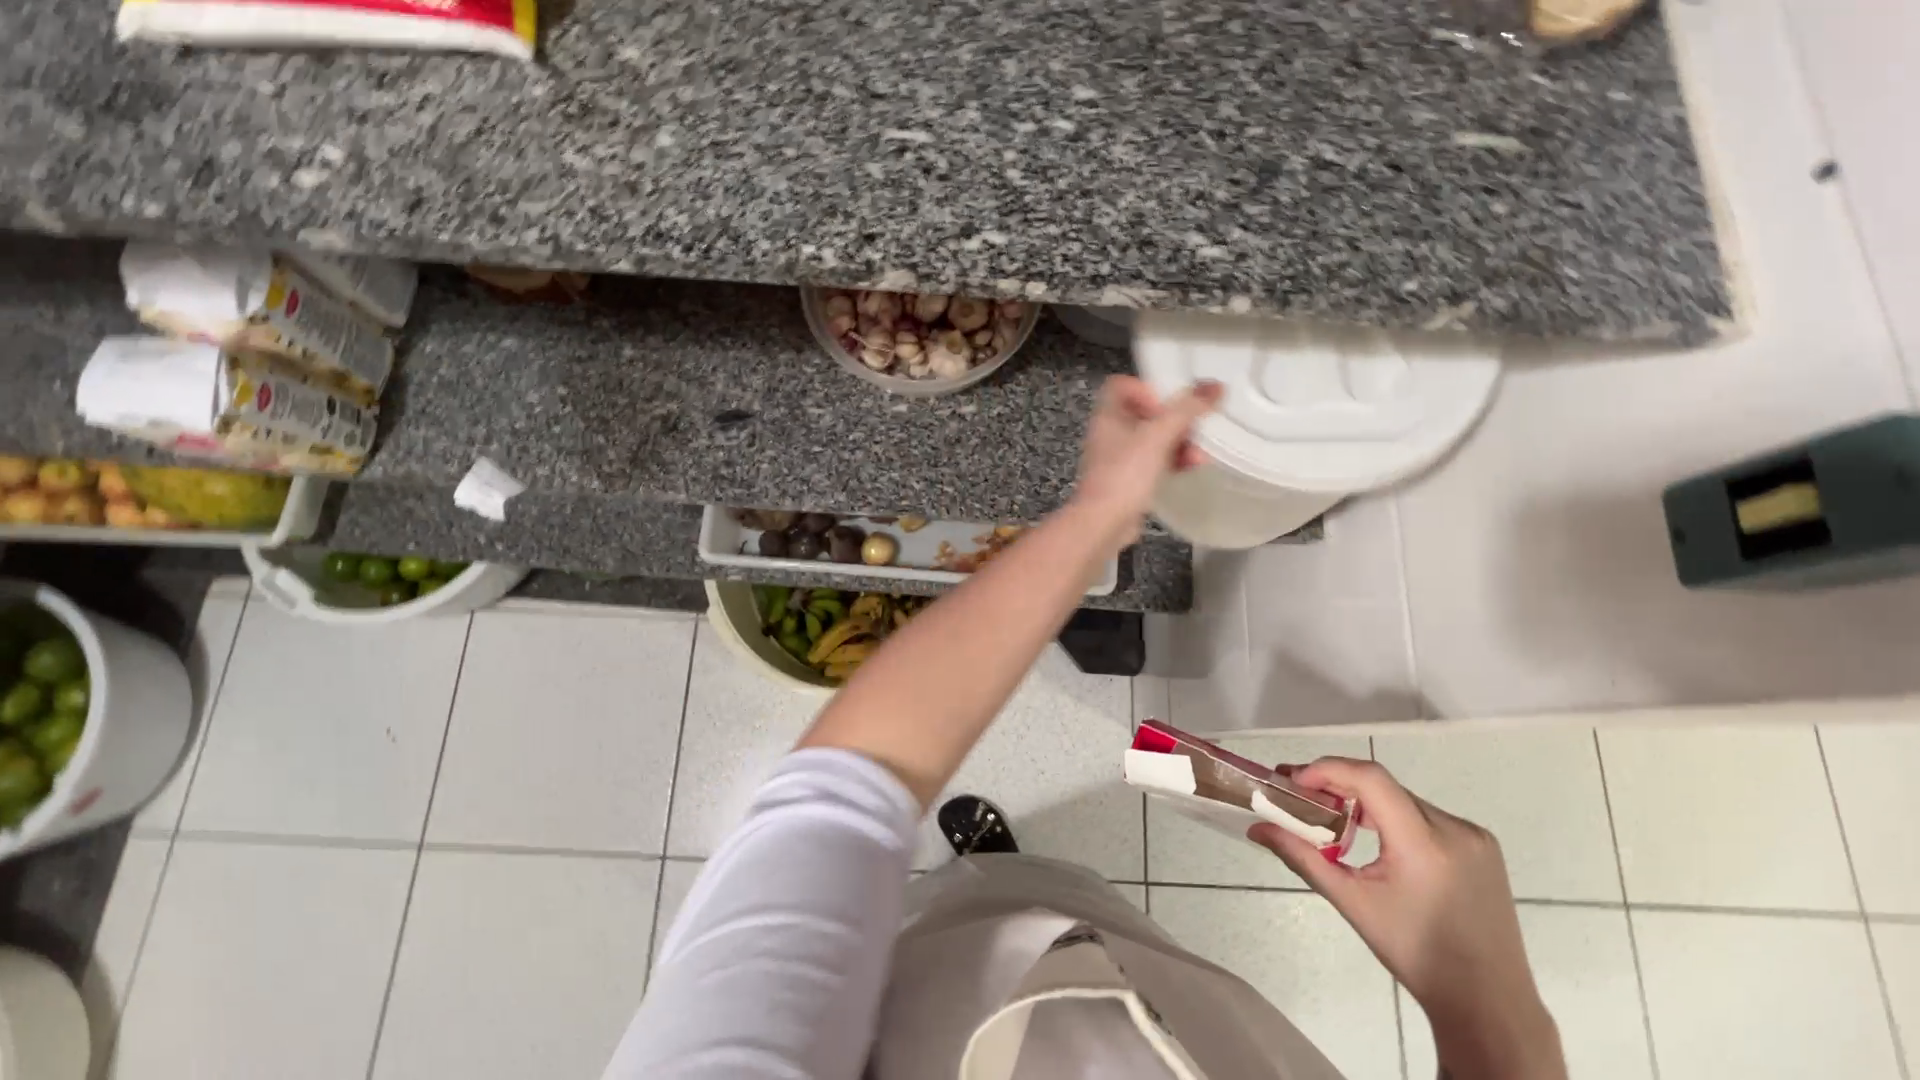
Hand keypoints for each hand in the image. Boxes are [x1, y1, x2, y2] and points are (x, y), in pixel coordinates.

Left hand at [1072, 376, 1221, 546]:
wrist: (1103, 523)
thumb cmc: (1124, 474)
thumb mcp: (1158, 436)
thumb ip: (1187, 409)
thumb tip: (1214, 386)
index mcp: (1108, 415)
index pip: (1122, 384)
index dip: (1147, 388)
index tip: (1168, 403)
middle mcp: (1110, 432)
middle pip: (1146, 412)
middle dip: (1175, 420)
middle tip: (1193, 429)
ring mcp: (1118, 458)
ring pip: (1154, 438)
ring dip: (1179, 442)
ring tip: (1198, 455)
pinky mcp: (1127, 480)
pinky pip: (1154, 461)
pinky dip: (1172, 461)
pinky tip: (1191, 467)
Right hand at [1249, 758, 1564, 1079]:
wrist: (1486, 998)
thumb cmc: (1414, 953)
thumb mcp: (1352, 903)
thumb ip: (1303, 858)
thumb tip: (1257, 828)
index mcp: (1424, 844)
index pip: (1371, 779)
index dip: (1327, 769)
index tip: (1293, 782)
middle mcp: (1455, 828)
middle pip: (1385, 787)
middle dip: (1338, 785)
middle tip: (1299, 794)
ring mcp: (1474, 835)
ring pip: (1404, 800)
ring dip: (1365, 802)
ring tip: (1330, 817)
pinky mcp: (1483, 846)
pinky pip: (1427, 817)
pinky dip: (1393, 818)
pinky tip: (1374, 839)